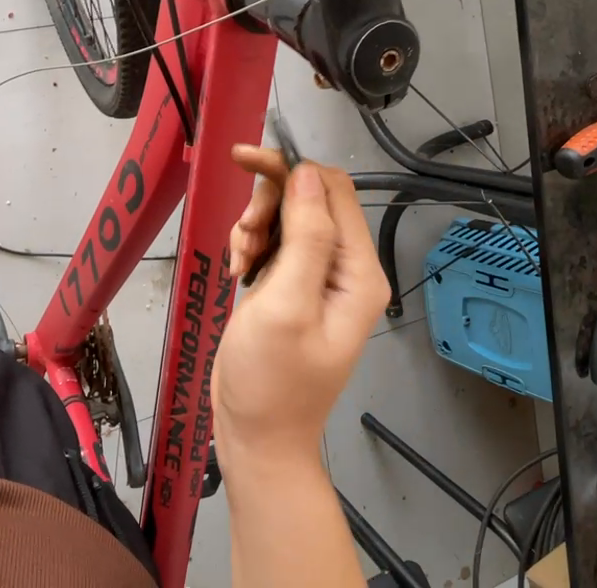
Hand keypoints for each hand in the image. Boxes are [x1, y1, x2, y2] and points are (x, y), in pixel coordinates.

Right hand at [212, 145, 384, 468]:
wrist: (257, 437)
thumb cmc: (270, 379)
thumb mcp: (286, 304)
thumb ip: (304, 236)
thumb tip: (306, 172)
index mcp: (357, 270)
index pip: (333, 188)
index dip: (289, 166)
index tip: (242, 160)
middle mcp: (347, 266)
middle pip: (309, 198)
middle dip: (268, 205)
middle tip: (243, 238)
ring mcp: (322, 276)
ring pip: (288, 217)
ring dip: (256, 228)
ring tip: (239, 263)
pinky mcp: (297, 284)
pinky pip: (277, 242)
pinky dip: (253, 246)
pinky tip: (239, 272)